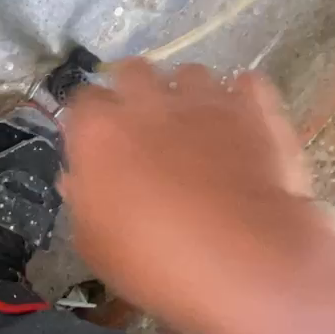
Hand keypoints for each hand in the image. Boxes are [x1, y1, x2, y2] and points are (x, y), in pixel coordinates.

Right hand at [60, 61, 334, 333]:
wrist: (241, 262)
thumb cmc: (151, 261)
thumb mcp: (93, 243)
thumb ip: (83, 199)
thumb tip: (79, 179)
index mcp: (98, 132)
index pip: (82, 100)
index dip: (89, 119)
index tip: (95, 141)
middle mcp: (146, 103)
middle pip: (132, 71)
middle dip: (133, 90)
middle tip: (142, 126)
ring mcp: (204, 101)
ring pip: (189, 72)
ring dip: (186, 93)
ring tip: (194, 125)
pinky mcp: (255, 110)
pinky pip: (246, 84)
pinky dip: (241, 97)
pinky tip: (240, 121)